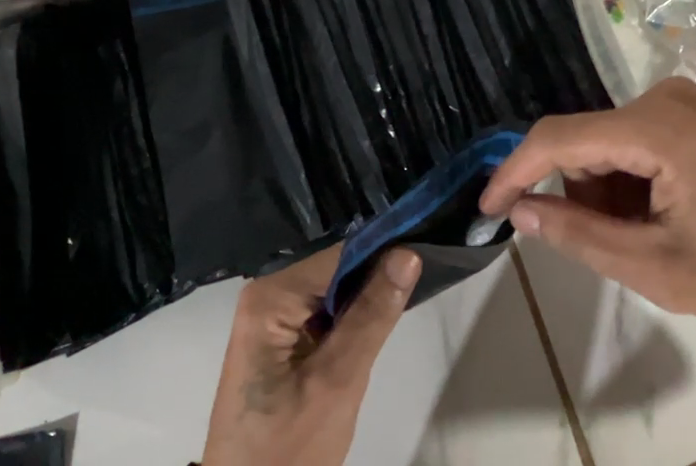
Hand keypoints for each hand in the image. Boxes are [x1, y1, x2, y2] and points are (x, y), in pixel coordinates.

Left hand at [203, 245, 421, 465]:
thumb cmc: (288, 449)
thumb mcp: (336, 383)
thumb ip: (371, 317)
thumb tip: (406, 255)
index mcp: (270, 297)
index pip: (340, 255)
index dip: (384, 252)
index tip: (428, 250)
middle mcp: (266, 295)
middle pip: (335, 270)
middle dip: (377, 277)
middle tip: (425, 280)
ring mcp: (271, 318)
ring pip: (333, 292)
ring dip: (367, 300)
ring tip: (409, 298)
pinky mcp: (280, 340)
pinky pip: (323, 313)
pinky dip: (351, 320)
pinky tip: (377, 325)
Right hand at [479, 77, 695, 332]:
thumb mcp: (659, 268)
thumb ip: (580, 236)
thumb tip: (521, 209)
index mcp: (656, 128)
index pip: (558, 138)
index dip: (514, 172)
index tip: (487, 211)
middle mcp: (665, 98)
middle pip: (585, 142)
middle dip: (577, 195)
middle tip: (605, 249)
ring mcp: (687, 103)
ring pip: (609, 144)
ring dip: (607, 193)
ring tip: (648, 240)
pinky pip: (638, 141)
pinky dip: (632, 182)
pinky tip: (664, 219)